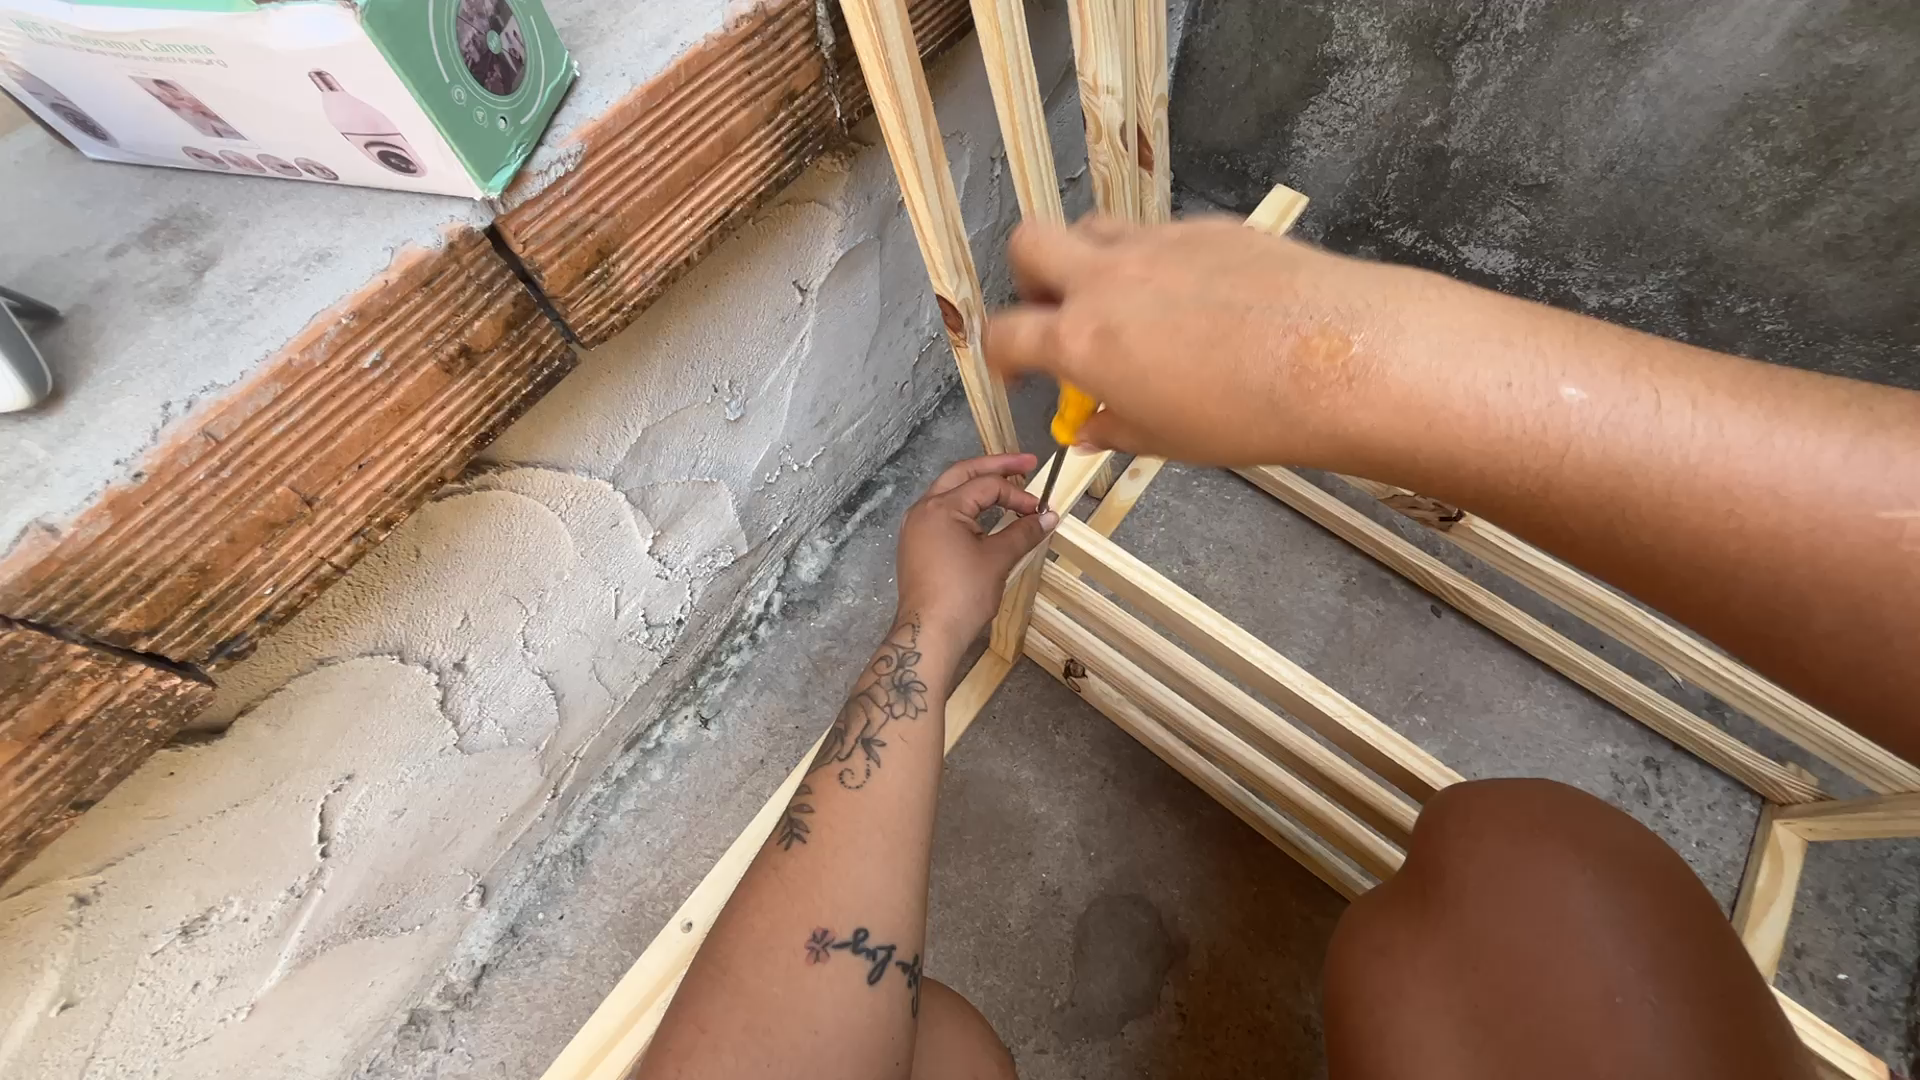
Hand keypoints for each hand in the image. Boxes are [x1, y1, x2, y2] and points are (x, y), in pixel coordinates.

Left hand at [894, 454, 1057, 647]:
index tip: (1040, 510)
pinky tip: (984, 517)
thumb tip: (1048, 517)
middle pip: (962, 475)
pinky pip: (943, 514)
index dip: (1017, 494)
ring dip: (979, 488)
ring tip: (1007, 487)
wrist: (929, 633)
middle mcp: (923, 509)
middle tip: (1026, 463)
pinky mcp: (916, 545)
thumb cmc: (963, 594)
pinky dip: (966, 509)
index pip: (986, 486)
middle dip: (996, 468)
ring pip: (950, 493)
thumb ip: (1023, 532)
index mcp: (941, 507)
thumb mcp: (998, 559)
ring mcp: (915, 527)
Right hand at [984, 216, 1437, 467]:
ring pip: (1092, 227)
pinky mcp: (1206, 226)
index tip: (1016, 370)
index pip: (1004, 333)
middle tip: (1059, 315)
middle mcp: (1107, 279)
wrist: (1337, 360)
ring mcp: (1157, 243)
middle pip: (1029, 243)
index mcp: (1082, 339)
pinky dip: (1152, 262)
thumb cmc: (1241, 417)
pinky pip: (1156, 234)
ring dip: (1088, 261)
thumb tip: (1088, 428)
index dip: (999, 353)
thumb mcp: (1163, 439)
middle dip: (1028, 278)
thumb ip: (1111, 427)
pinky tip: (1193, 300)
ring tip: (1126, 305)